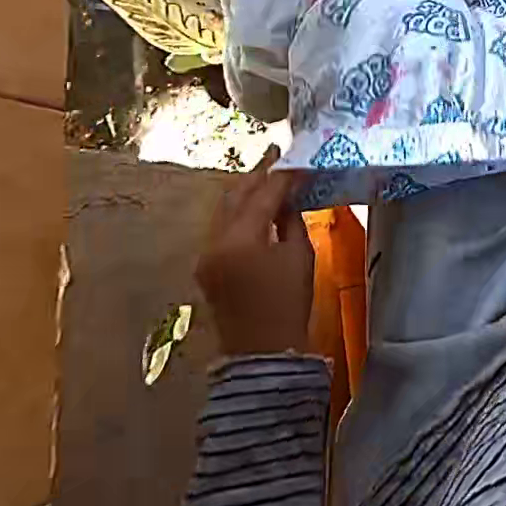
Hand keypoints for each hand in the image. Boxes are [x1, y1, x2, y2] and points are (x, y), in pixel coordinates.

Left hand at [195, 146, 315, 355]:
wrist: (263, 350)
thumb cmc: (289, 301)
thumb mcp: (299, 254)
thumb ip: (290, 220)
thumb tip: (288, 197)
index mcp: (240, 239)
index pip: (263, 194)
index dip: (282, 174)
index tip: (298, 158)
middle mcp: (214, 241)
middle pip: (234, 196)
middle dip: (257, 175)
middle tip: (278, 155)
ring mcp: (206, 253)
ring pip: (224, 209)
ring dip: (246, 191)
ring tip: (269, 175)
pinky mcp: (207, 264)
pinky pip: (222, 226)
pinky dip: (240, 211)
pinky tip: (258, 205)